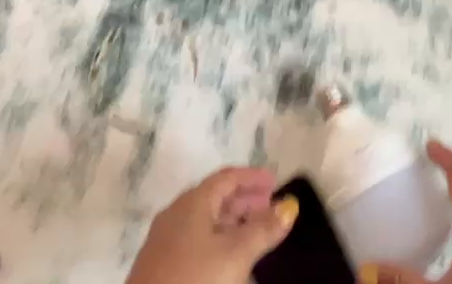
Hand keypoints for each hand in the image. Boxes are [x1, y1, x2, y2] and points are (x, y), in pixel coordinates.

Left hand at [123, 167, 296, 283]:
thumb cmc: (195, 278)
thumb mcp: (236, 255)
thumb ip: (263, 230)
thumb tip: (289, 207)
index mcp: (192, 201)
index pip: (226, 177)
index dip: (252, 177)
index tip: (275, 181)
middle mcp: (176, 212)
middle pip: (215, 196)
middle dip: (244, 199)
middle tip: (270, 207)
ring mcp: (166, 237)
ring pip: (205, 218)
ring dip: (232, 220)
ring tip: (255, 231)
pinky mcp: (162, 261)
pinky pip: (196, 236)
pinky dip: (218, 237)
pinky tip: (228, 255)